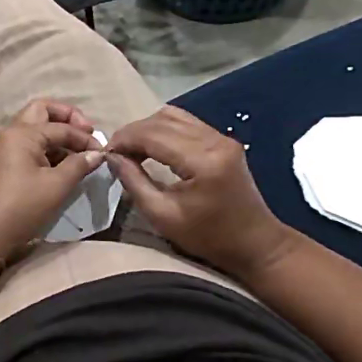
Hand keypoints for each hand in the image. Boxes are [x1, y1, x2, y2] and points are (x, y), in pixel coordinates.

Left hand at [0, 99, 105, 259]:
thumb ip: (79, 164)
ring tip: (82, 153)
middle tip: (87, 134)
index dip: (85, 138)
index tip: (102, 153)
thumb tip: (97, 153)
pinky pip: (34, 144)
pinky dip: (52, 148)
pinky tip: (69, 163)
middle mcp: (13, 133)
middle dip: (68, 118)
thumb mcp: (57, 185)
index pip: (61, 126)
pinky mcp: (11, 161)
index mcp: (22, 133)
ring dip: (60, 134)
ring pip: (38, 127)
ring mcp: (10, 146)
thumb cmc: (23, 205)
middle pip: (43, 111)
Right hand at [106, 107, 294, 278]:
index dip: (123, 140)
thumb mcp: (162, 215)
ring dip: (146, 129)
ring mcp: (222, 138)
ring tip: (131, 150)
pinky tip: (151, 148)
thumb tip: (111, 157)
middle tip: (114, 153)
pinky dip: (162, 130)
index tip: (104, 154)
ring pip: (172, 116)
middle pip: (161, 120)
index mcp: (202, 160)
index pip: (151, 134)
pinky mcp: (223, 141)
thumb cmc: (208, 236)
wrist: (256, 244)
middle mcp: (214, 140)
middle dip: (131, 133)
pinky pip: (185, 123)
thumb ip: (133, 181)